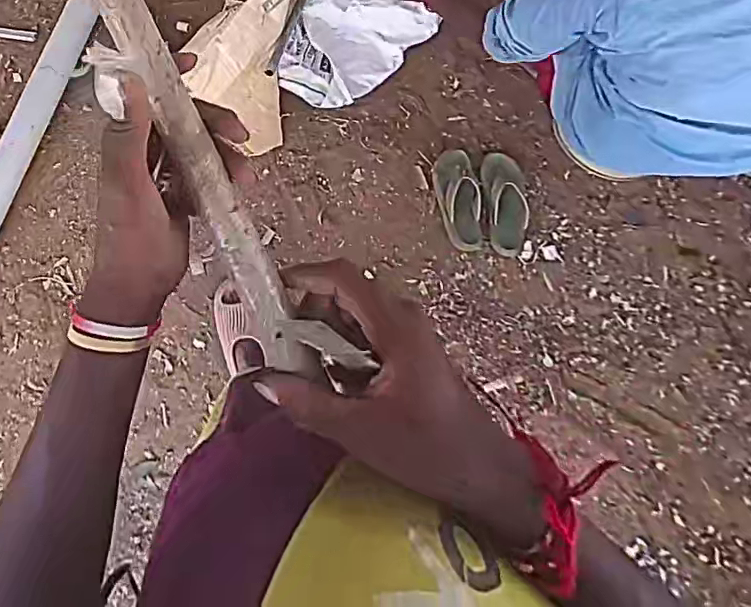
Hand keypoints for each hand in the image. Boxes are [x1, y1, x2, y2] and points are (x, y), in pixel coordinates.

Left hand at [80, 61, 249, 325]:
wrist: (140, 286)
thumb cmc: (129, 238)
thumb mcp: (129, 184)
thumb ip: (129, 134)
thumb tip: (128, 83)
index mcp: (125, 142)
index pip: (146, 96)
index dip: (167, 76)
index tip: (194, 62)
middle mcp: (143, 150)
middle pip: (184, 119)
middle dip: (214, 123)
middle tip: (240, 133)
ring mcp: (163, 170)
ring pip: (201, 144)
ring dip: (225, 153)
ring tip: (242, 174)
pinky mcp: (180, 188)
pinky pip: (207, 169)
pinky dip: (223, 174)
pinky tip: (234, 186)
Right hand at [252, 260, 545, 550]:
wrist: (486, 475)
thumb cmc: (430, 450)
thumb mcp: (361, 430)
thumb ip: (308, 402)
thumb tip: (264, 380)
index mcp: (395, 324)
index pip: (343, 277)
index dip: (304, 276)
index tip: (271, 291)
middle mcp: (402, 317)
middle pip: (344, 291)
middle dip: (308, 311)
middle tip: (282, 342)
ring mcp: (406, 332)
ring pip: (352, 313)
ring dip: (323, 333)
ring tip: (302, 366)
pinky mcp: (407, 350)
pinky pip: (364, 333)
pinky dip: (340, 348)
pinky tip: (331, 382)